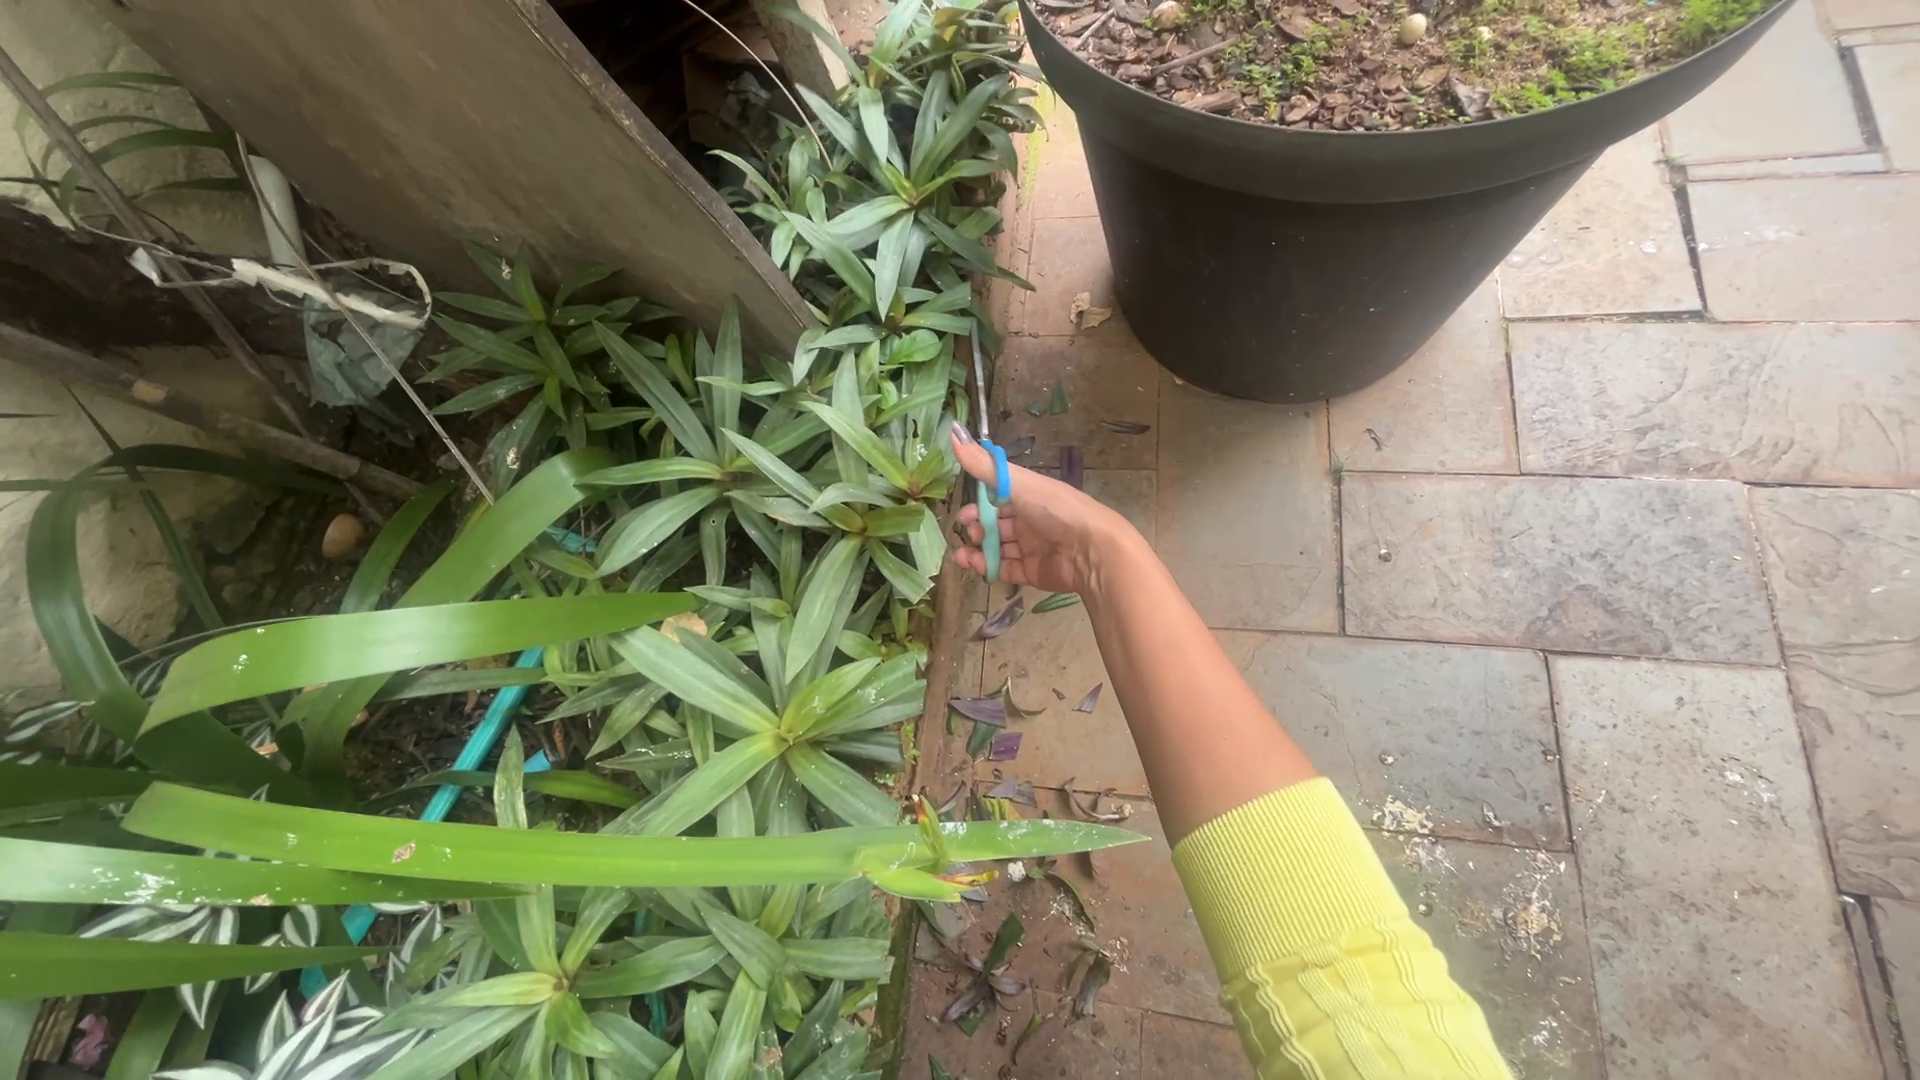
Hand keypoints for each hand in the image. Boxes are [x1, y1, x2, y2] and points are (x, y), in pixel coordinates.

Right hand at [948, 425, 1139, 596]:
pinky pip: (1005, 569)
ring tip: (963, 555)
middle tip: (969, 531)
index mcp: (1030, 495)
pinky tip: (973, 564)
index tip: (964, 512)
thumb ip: (982, 464)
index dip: (979, 505)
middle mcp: (1031, 520)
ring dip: (977, 550)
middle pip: (996, 524)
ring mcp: (1032, 547)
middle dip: (978, 528)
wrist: (1091, 550)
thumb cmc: (1055, 508)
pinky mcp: (1033, 571)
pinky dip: (987, 567)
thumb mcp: (1017, 482)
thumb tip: (952, 430)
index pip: (998, 498)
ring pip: (997, 548)